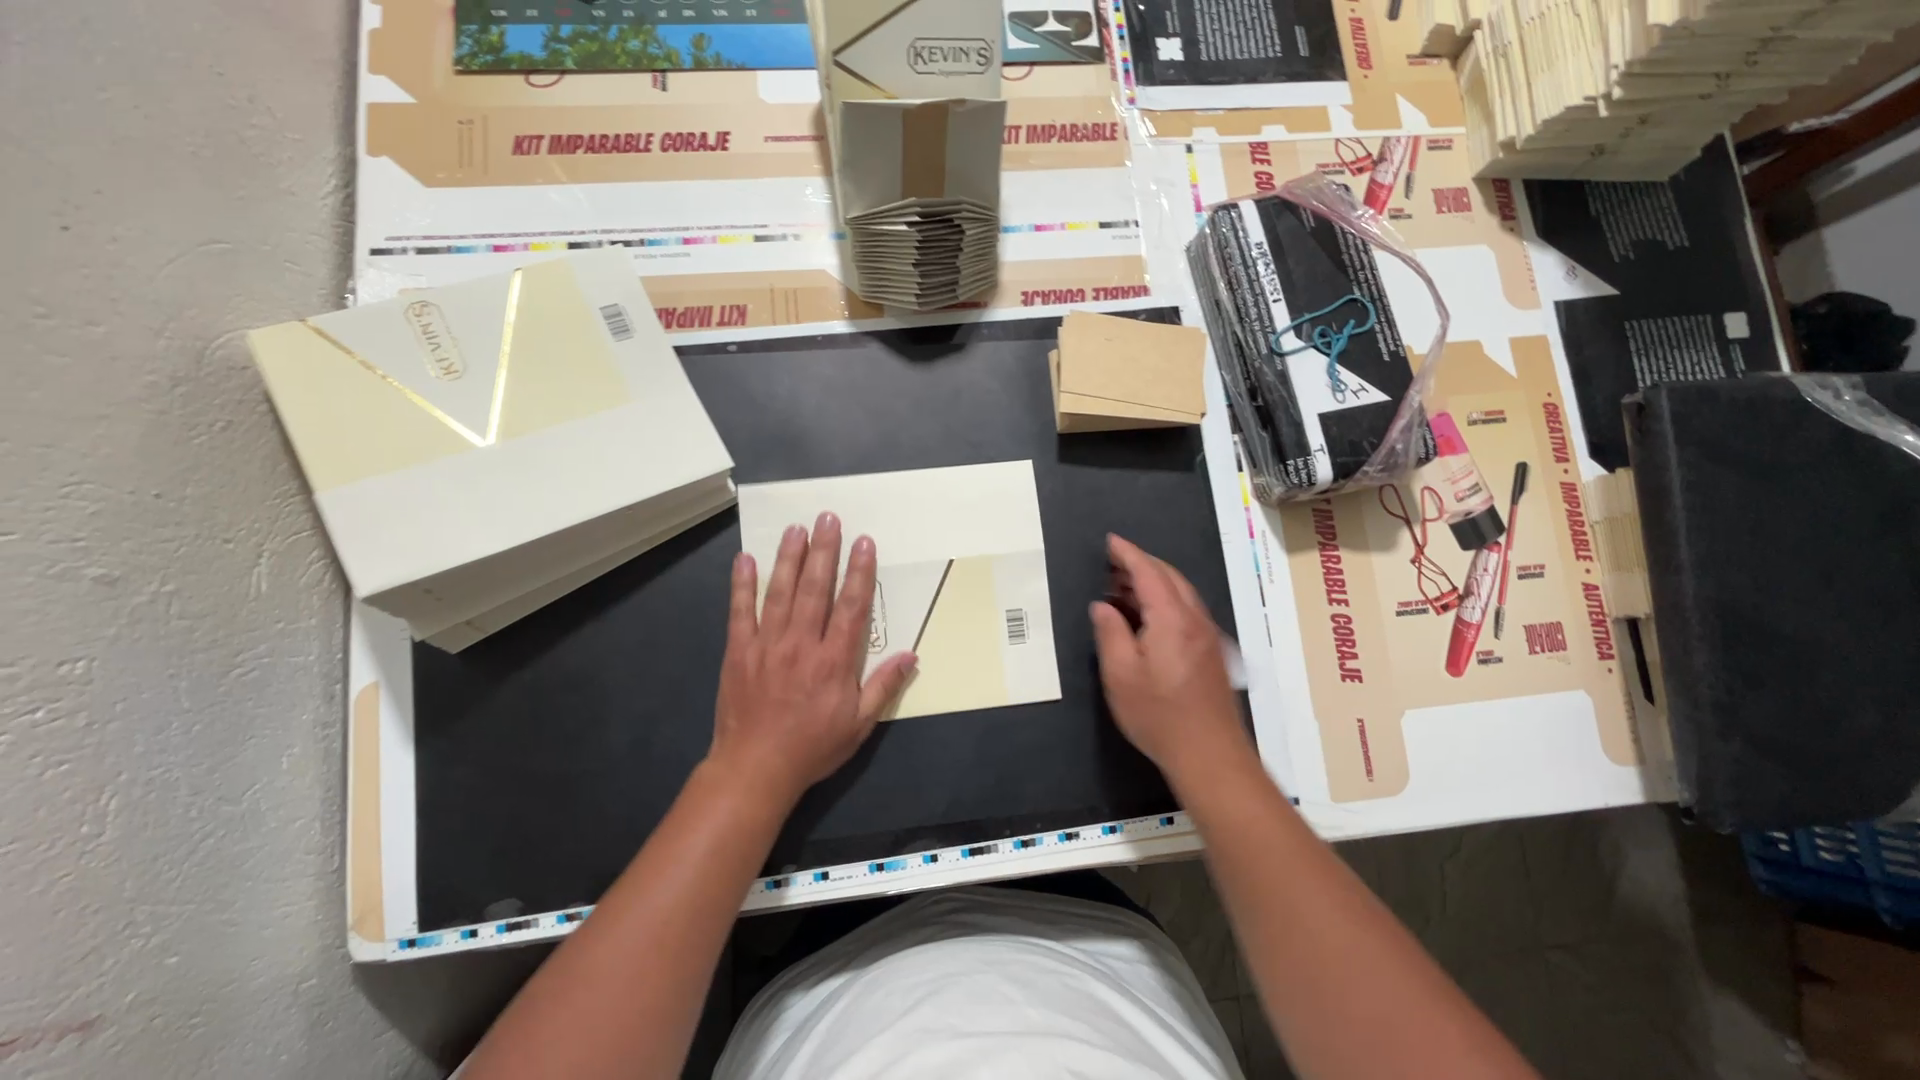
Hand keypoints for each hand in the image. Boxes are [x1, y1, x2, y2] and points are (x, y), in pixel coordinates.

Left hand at [709, 512, 917, 805]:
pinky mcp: (739, 651)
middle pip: (816, 588)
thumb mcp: (860, 725)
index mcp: (835, 661)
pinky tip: (746, 560)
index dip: (860, 572)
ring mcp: (767, 645)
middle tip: (829, 517)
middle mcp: (802, 644)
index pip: (852, 607)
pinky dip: (742, 585)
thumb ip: (884, 687)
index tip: (864, 543)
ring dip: (789, 558)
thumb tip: (911, 655)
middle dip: (824, 550)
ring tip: (796, 528)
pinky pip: (740, 611)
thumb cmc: (812, 748)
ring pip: (780, 592)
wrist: (756, 768)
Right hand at [1090, 534, 1252, 786]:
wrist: (1209, 753)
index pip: (1149, 572)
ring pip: (1181, 595)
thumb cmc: (1159, 714)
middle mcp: (1195, 620)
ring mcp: (1208, 637)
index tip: (1110, 541)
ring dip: (1154, 583)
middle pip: (1170, 578)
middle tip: (1111, 566)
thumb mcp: (1120, 675)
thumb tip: (1102, 607)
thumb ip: (1110, 634)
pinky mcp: (1212, 654)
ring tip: (1122, 589)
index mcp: (1172, 618)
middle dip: (1141, 565)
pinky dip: (1165, 602)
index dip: (1128, 554)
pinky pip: (1187, 612)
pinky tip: (1147, 619)